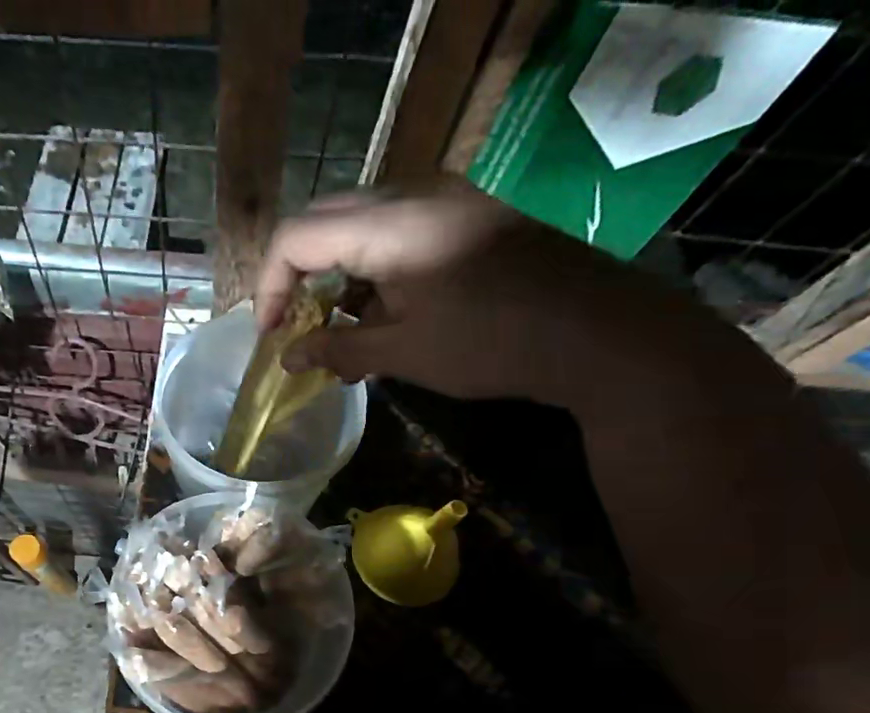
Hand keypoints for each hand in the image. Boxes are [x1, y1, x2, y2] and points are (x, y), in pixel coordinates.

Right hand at [257, 188, 709, 408]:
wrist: (600, 332)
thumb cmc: (493, 344)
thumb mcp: (406, 353)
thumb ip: (338, 349)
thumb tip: (288, 359)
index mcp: (390, 224)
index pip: (296, 237)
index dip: (269, 286)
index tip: (272, 336)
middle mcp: (411, 196)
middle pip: (323, 220)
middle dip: (298, 276)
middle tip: (296, 327)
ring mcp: (443, 201)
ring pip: (360, 225)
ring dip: (337, 274)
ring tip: (341, 332)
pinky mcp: (466, 216)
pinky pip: (398, 232)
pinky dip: (374, 270)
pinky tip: (384, 315)